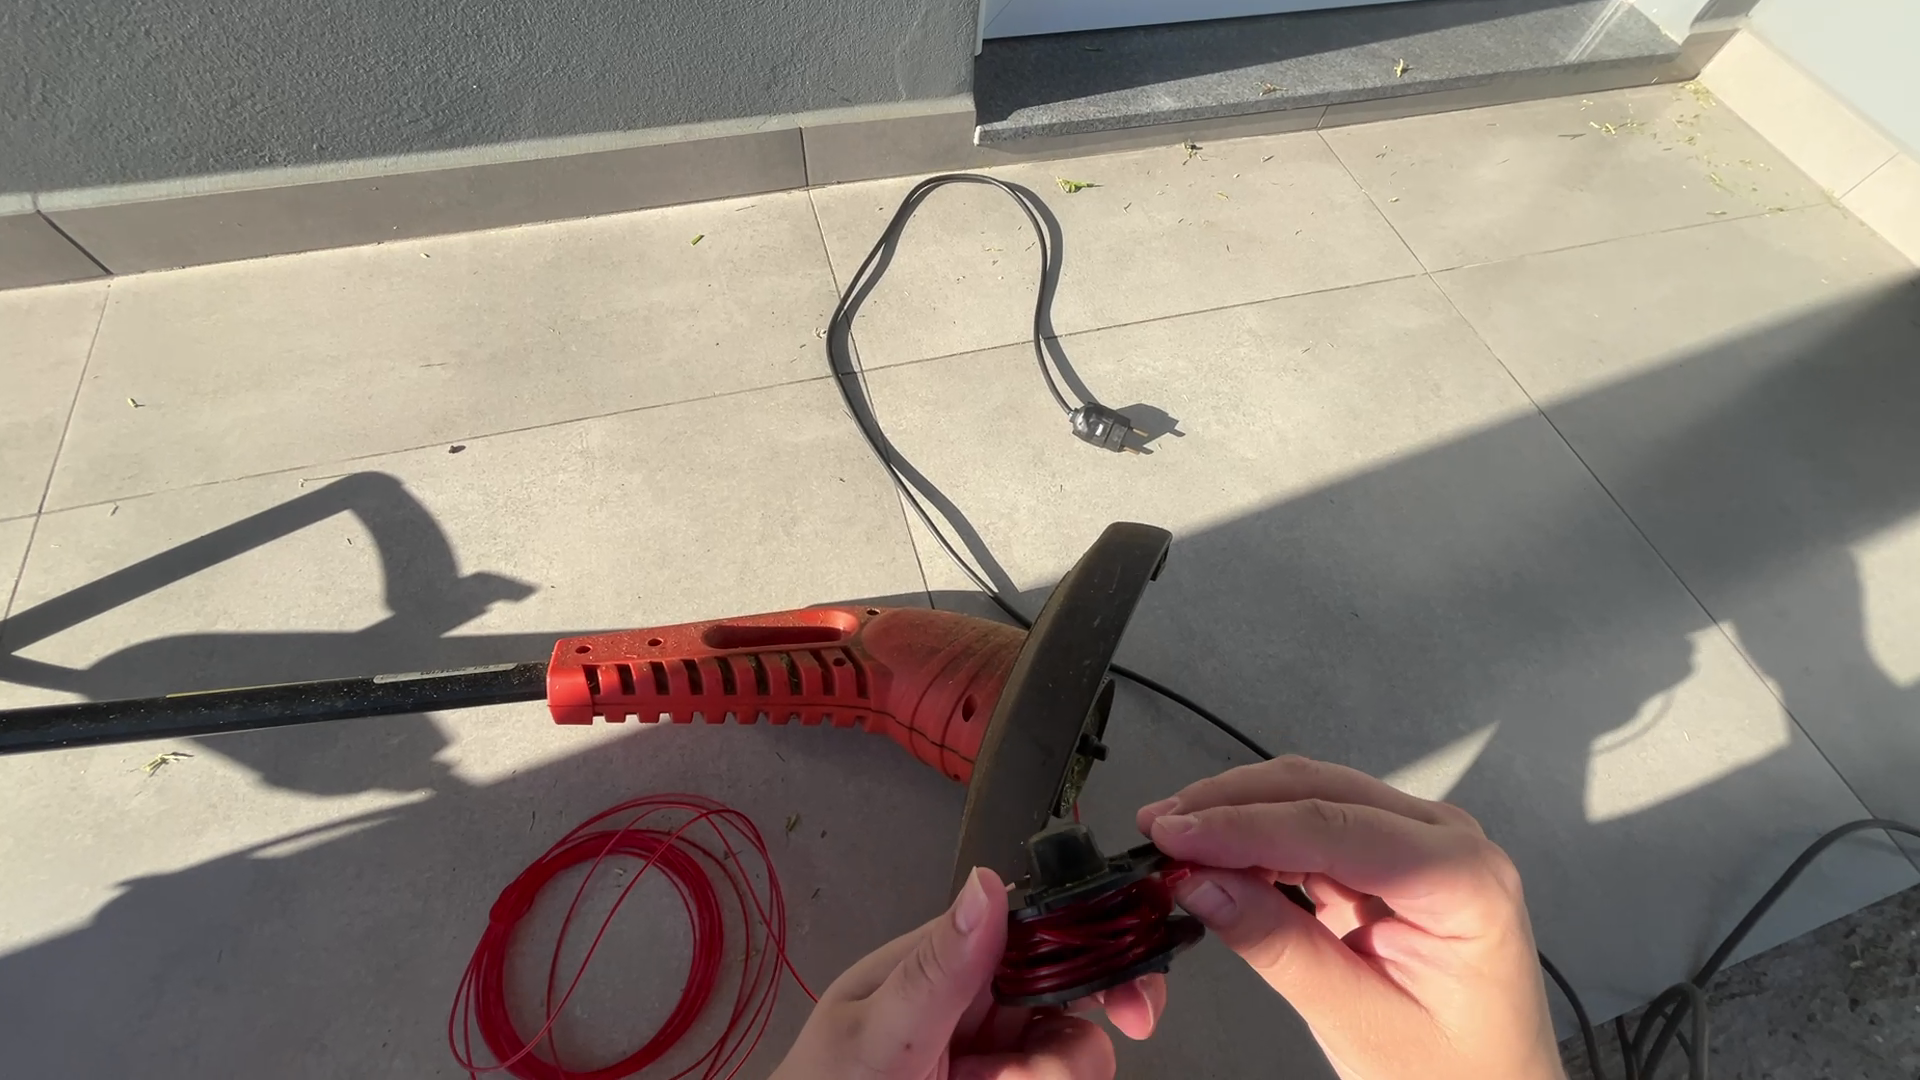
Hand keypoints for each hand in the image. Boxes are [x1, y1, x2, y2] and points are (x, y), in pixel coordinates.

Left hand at [771, 866, 1166, 1079]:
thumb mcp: (876, 1032)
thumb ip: (936, 968)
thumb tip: (987, 881)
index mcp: (949, 955)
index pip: (1033, 925)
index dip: (1089, 938)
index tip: (1131, 978)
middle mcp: (980, 997)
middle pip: (1068, 989)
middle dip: (1093, 1017)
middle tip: (1112, 1038)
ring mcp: (994, 1053)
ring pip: (1071, 1048)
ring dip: (1060, 1071)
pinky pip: (1051, 1079)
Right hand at [1136, 756, 1562, 1079]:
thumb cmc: (1452, 1076)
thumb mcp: (1360, 1024)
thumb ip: (1276, 946)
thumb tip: (1195, 882)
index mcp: (1460, 878)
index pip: (1330, 827)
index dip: (1240, 827)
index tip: (1171, 835)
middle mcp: (1439, 835)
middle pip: (1313, 789)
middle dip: (1226, 804)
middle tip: (1157, 827)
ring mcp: (1409, 833)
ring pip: (1301, 790)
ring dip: (1230, 809)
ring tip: (1170, 834)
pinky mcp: (1378, 844)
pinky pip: (1302, 817)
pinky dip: (1249, 830)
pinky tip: (1209, 846)